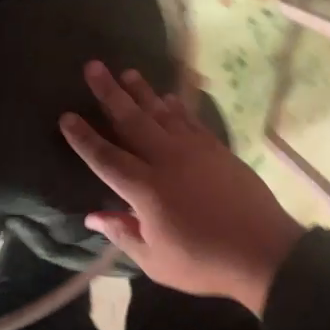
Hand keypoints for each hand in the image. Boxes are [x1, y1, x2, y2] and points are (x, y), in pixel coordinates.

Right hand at [60, 61, 303, 314]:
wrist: (263, 250)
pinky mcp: (217, 149)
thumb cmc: (204, 262)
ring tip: (127, 72)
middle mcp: (167, 160)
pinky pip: (190, 120)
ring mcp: (195, 150)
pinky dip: (177, 107)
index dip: (84, 137)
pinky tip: (168, 97)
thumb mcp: (155, 261)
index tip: (66, 116)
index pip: (106, 157)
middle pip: (132, 121)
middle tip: (93, 67)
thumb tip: (93, 215)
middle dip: (109, 93)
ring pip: (162, 113)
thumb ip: (123, 233)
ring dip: (143, 92)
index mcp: (146, 190)